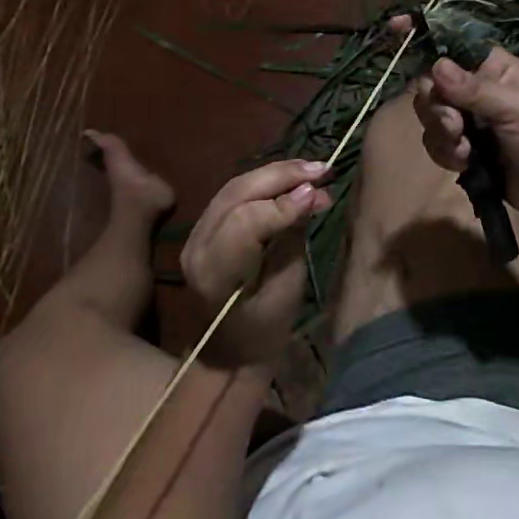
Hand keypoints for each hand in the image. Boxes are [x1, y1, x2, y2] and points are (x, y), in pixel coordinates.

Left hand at [180, 159, 331, 368]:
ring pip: (235, 186)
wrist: (227, 349)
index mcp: (216, 272)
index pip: (245, 221)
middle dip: (281, 175)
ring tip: (312, 169)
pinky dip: (264, 182)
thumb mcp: (287, 286)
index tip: (319, 191)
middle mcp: (198, 246)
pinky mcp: (203, 225)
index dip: (282, 202)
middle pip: (237, 193)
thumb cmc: (264, 328)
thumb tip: (312, 193)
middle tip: (323, 169)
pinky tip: (291, 178)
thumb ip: (293, 235)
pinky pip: (233, 193)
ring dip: (275, 173)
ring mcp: (195, 233)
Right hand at [390, 15, 518, 225]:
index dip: (423, 33)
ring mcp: (468, 118)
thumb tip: (436, 65)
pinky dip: (445, 153)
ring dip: (441, 134)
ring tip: (466, 151)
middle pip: (430, 83)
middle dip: (435, 107)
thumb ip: (475, 90)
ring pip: (429, 115)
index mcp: (491, 67)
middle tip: (455, 126)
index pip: (451, 40)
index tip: (395, 28)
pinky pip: (436, 143)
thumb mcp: (518, 110)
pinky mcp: (464, 148)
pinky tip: (466, 165)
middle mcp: (474, 88)